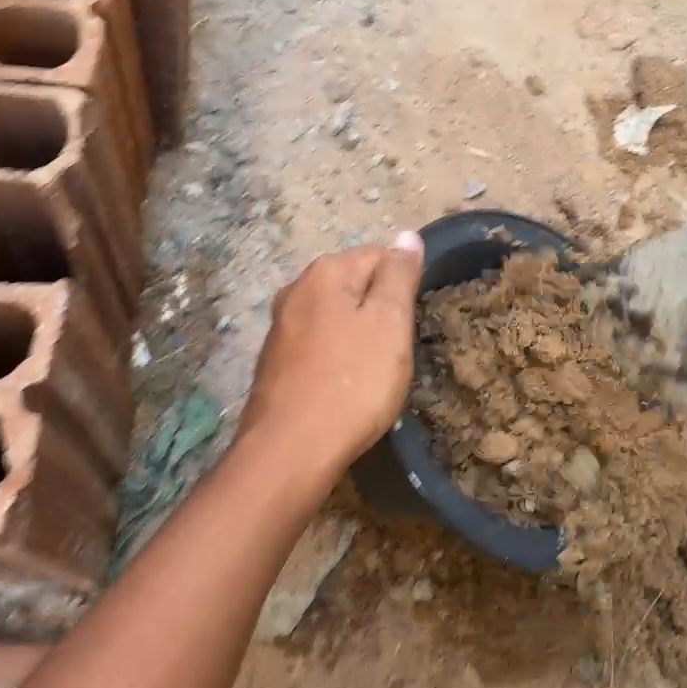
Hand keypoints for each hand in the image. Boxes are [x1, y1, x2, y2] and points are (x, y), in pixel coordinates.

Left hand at [239, 233, 424, 474]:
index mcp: (326, 272)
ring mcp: (280, 328)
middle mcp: (296, 290)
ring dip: (360, 337)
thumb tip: (407, 235)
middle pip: (355, 285)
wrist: (289, 452)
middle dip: (380, 311)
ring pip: (336, 318)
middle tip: (397, 349)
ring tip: (375, 372)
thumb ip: (399, 275)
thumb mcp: (390, 322)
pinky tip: (347, 389)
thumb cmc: (352, 382)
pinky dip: (338, 360)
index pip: (380, 255)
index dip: (404, 285)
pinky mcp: (275, 364)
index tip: (412, 321)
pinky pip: (319, 347)